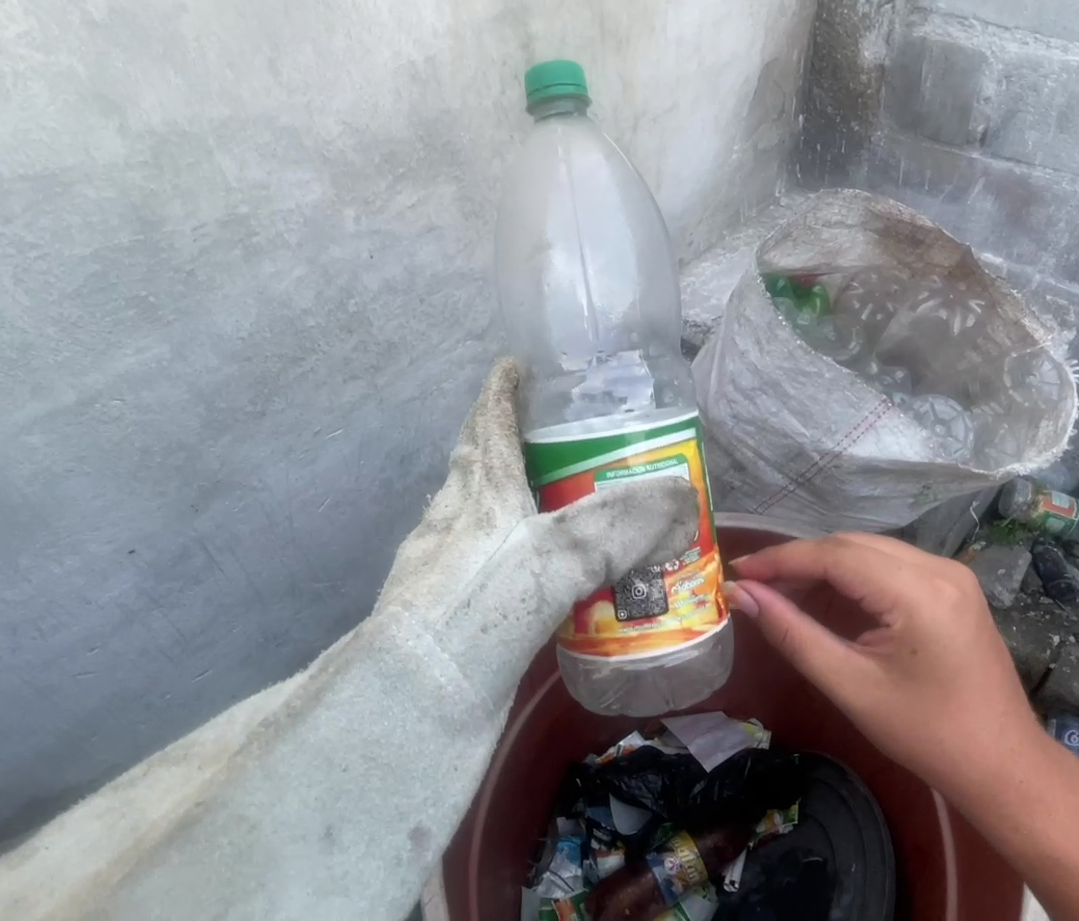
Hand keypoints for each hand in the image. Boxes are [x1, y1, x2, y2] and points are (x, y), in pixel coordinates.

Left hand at [0, 360, 701, 920]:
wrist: (397, 715)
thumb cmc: (468, 617)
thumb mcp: (547, 563)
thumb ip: (610, 529)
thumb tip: (680, 491)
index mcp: (474, 496)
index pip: (485, 425)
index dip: (502, 390)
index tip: (518, 364)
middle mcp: (451, 524)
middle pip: (477, 467)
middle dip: (510, 445)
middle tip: (561, 441)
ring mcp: (442, 572)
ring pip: (479, 519)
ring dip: (513, 505)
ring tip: (562, 510)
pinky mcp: (448, 619)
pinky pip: (489, 571)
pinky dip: (517, 563)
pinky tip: (539, 586)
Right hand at [725, 533, 1042, 796]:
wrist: (1003, 766)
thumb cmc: (926, 734)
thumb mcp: (851, 685)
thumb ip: (793, 633)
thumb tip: (741, 595)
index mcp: (920, 592)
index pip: (835, 555)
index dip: (781, 560)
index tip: (737, 572)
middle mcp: (939, 568)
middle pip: (851, 545)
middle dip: (799, 562)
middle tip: (755, 588)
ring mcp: (950, 574)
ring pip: (868, 551)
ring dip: (823, 568)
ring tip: (782, 596)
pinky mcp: (952, 586)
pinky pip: (888, 565)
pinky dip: (851, 577)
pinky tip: (826, 602)